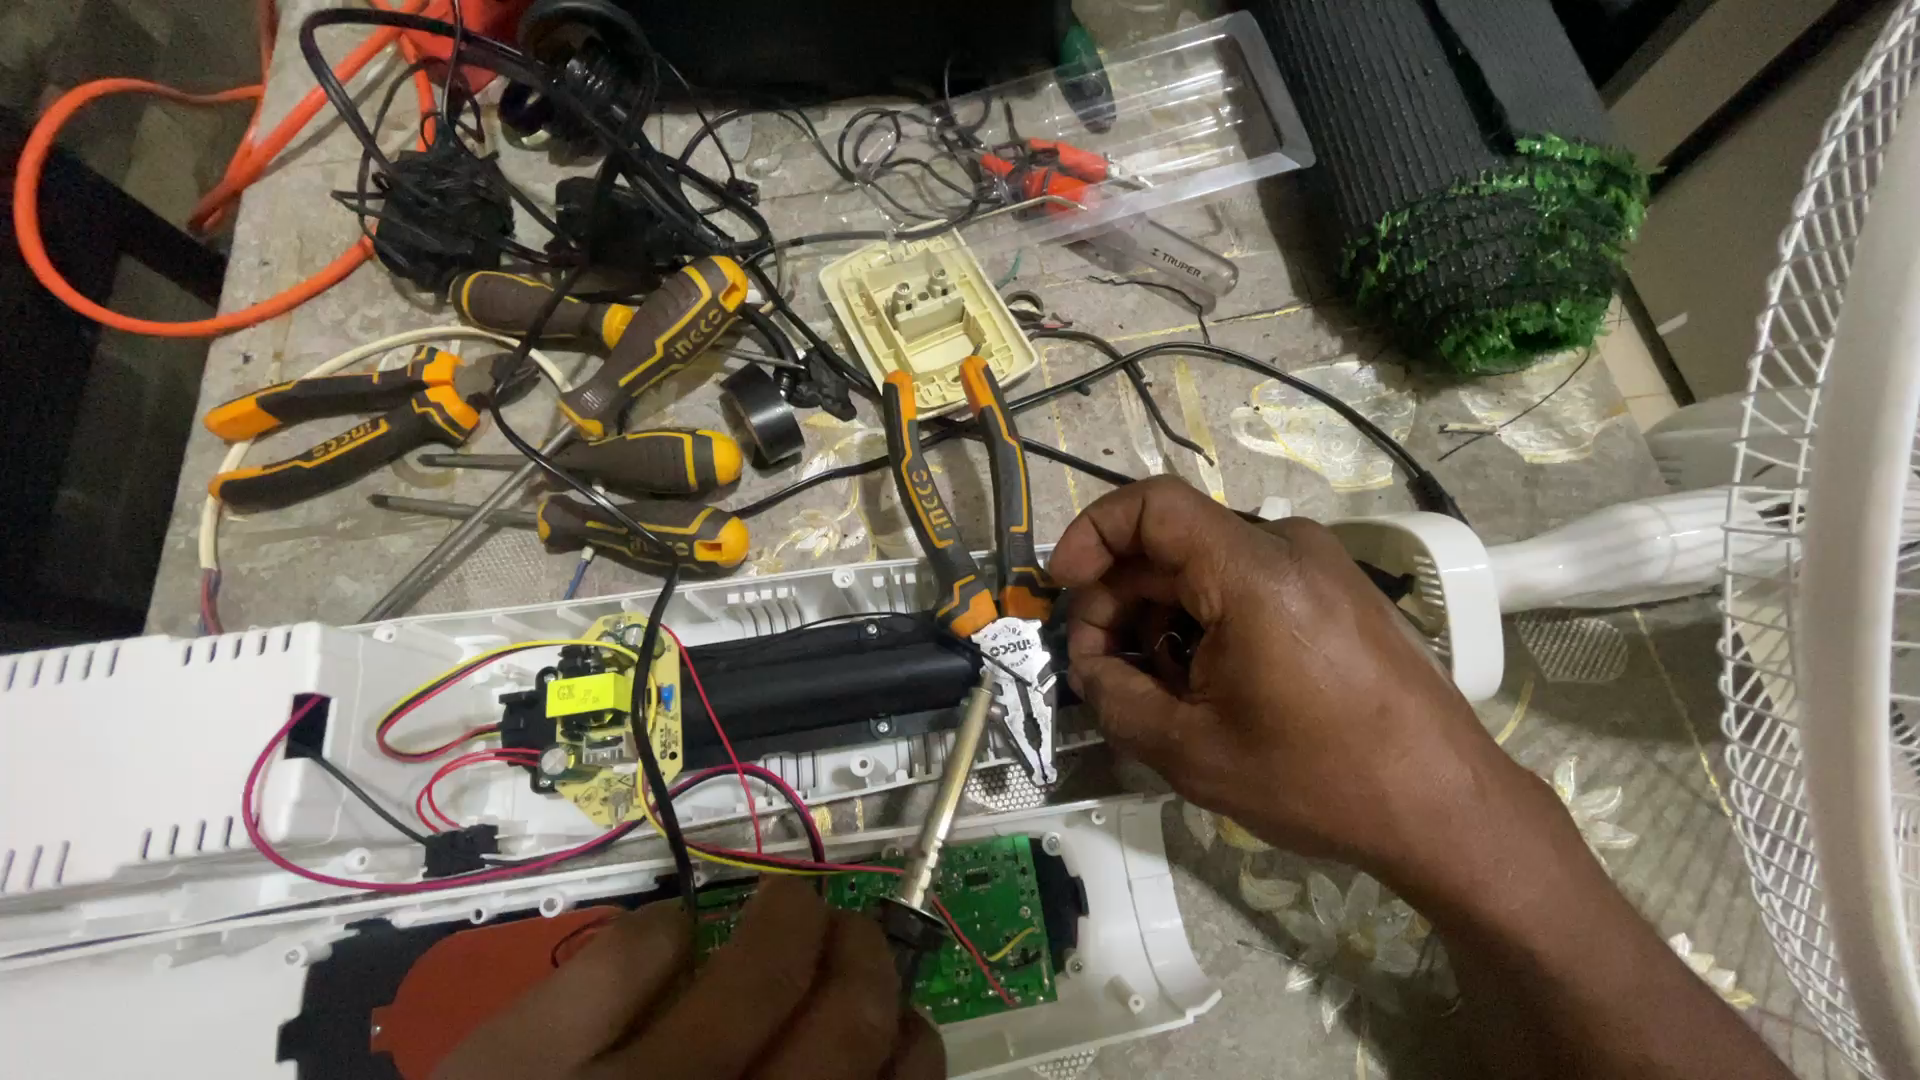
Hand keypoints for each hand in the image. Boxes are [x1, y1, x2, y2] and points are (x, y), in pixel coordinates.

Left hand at [435, 876, 943, 1079]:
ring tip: (787, 912)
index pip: (904, 1078)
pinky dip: (666, 932)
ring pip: (765, 957)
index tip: (895, 1023)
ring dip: (792, 916)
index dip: (911, 1039)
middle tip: (848, 943)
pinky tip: (670, 946)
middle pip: (852, 1010)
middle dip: (865, 957)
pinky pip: (632, 949)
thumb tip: (882, 1064)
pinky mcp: (520, 1062)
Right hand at [1048, 477, 1530, 891]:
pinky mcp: (1331, 591)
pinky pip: (1240, 583)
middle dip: (1115, 598)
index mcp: (1253, 572)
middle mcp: (1287, 547)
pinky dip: (1198, 619)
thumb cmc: (1318, 778)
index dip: (1091, 532)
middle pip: (1169, 542)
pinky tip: (1197, 680)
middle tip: (1097, 665)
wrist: (1445, 809)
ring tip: (1149, 686)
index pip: (1152, 505)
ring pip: (1201, 566)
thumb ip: (1113, 698)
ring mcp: (1316, 565)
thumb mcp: (1189, 751)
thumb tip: (1088, 666)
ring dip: (1155, 615)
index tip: (1062, 586)